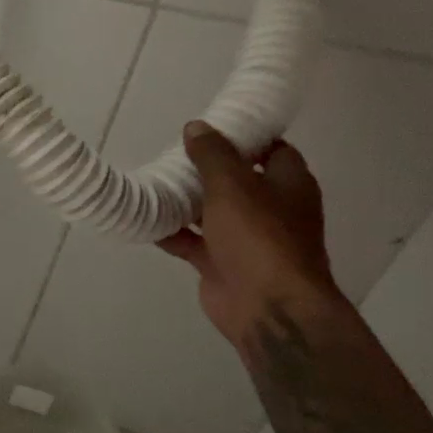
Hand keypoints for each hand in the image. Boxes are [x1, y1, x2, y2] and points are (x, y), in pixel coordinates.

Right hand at [158, 122, 343, 348]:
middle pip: (236, 180)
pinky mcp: (222, 263)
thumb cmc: (259, 237)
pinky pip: (192, 241)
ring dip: (184, 200)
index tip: (210, 127)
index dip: (244, 137)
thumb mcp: (232, 185)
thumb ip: (212, 154)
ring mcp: (246, 239)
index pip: (272, 150)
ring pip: (211, 211)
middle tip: (170, 154)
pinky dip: (170, 232)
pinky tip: (143, 219)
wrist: (268, 306)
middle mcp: (271, 209)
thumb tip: (196, 126)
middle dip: (205, 168)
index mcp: (288, 185)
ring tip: (151, 181)